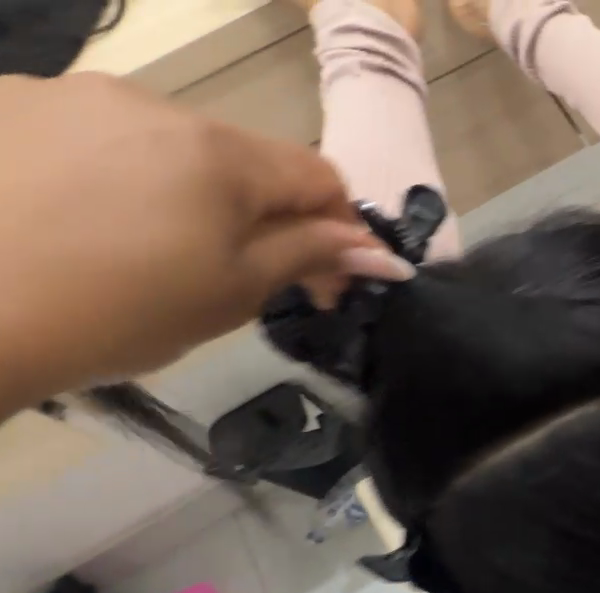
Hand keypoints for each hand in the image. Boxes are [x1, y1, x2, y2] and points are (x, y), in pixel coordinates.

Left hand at [0, 73, 413, 408]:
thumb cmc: (125, 309)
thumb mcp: (240, 288)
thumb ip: (313, 255)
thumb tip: (384, 256)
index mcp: (216, 151)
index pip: (319, 176)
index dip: (343, 228)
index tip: (334, 281)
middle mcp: (146, 104)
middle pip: (246, 158)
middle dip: (269, 213)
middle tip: (261, 275)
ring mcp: (67, 98)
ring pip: (172, 146)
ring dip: (197, 193)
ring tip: (169, 248)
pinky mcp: (7, 109)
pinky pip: (101, 139)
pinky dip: (125, 177)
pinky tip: (100, 223)